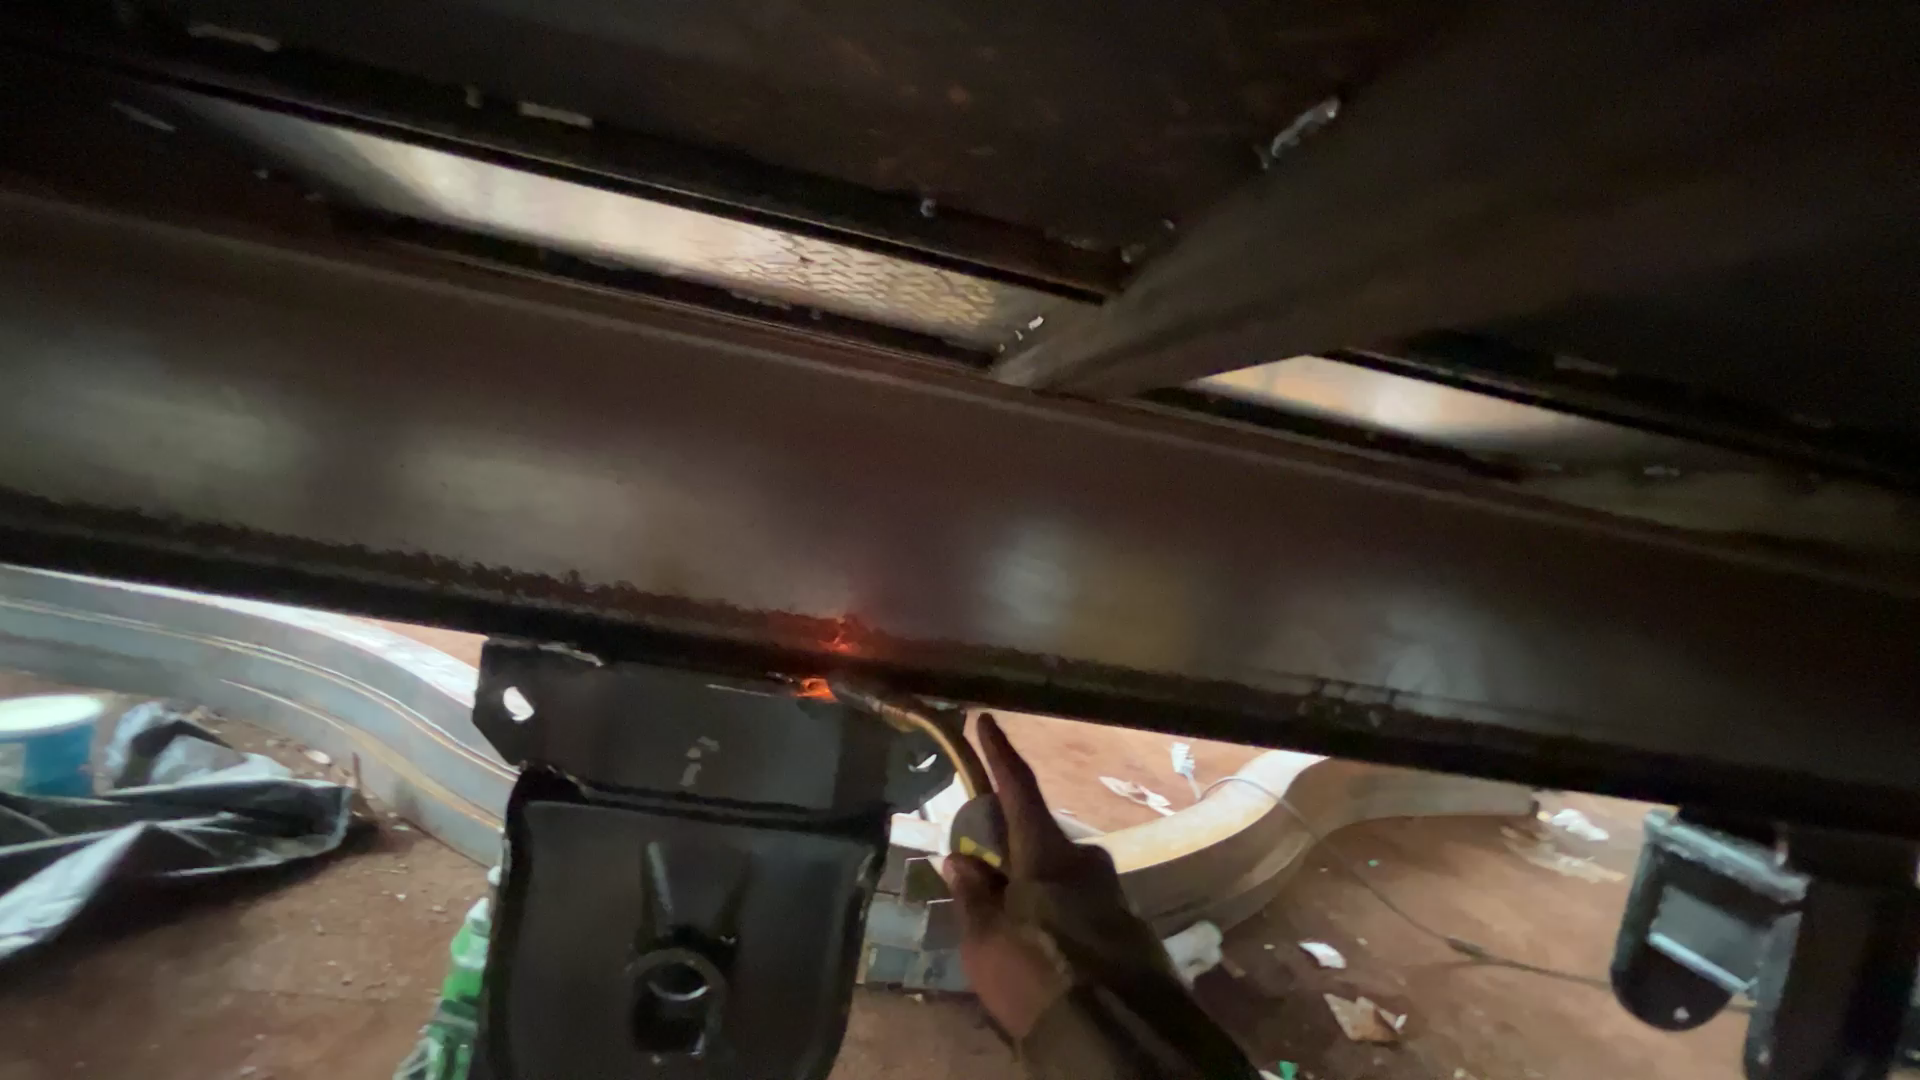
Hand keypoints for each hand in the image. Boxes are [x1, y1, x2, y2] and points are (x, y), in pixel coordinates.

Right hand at [941, 713, 1114, 1036]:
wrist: (1119, 1040)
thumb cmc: (1037, 976)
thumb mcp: (985, 941)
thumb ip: (973, 895)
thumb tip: (957, 860)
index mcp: (1048, 853)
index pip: (1018, 788)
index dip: (999, 753)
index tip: (988, 719)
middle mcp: (1087, 860)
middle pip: (1041, 839)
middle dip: (1014, 851)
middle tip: (989, 879)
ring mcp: (1115, 893)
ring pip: (1064, 877)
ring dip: (1039, 889)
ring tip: (1016, 931)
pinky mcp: (1132, 926)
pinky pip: (1085, 907)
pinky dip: (1062, 916)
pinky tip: (1050, 952)